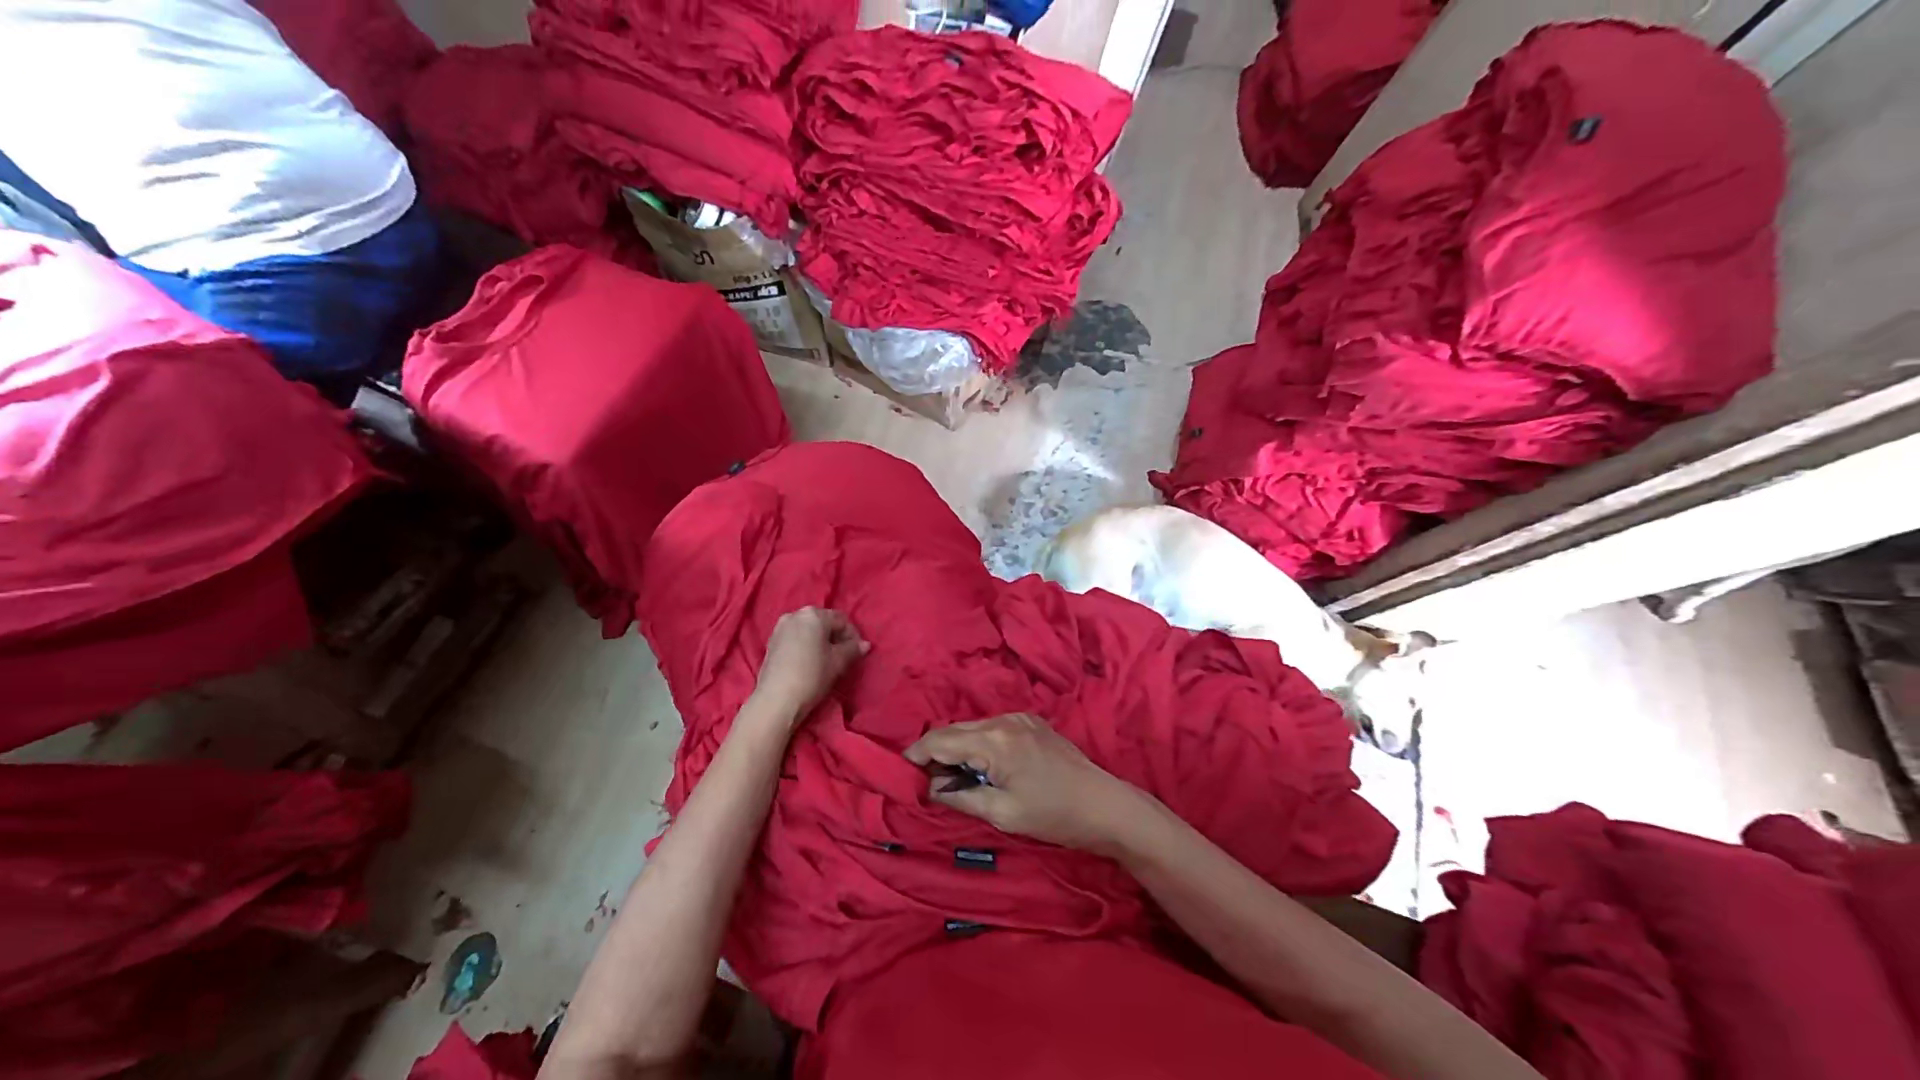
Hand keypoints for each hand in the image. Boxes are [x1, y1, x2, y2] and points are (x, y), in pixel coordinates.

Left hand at [750, 607, 868, 724]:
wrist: (777, 700)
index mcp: (813, 615)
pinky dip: (805, 646)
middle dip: (835, 637)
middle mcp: (794, 615)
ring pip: (808, 631)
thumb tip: (864, 644)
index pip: (841, 620)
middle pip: (823, 622)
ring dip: (820, 642)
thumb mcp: (838, 662)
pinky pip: (795, 639)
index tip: (858, 653)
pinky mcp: (771, 643)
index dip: (853, 635)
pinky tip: (809, 663)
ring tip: (827, 661)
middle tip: (844, 657)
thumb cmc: (812, 676)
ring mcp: (780, 628)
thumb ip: (853, 649)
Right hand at [903, 713, 1153, 853]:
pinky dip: (978, 746)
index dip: (915, 756)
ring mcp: (1019, 718)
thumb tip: (930, 787)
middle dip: (935, 754)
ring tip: (954, 781)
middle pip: (953, 730)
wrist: (1106, 806)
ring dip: (957, 750)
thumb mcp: (1001, 813)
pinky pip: (991, 730)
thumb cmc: (1054, 815)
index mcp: (993, 740)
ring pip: (971, 728)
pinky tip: (981, 770)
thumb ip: (959, 796)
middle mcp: (1003, 720)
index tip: (901, 776)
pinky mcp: (1031, 723)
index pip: (939, 739)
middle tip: (927, 785)